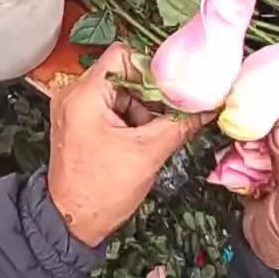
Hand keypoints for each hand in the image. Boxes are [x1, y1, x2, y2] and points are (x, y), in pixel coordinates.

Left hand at [48, 43, 204, 244]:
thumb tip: (207, 107)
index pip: (123, 55)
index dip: (153, 68)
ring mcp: (75, 109)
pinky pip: (111, 107)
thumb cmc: (100, 191)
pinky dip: (132, 117)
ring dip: (144, 108)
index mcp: (84, 95)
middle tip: (174, 111)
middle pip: (123, 73)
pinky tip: (146, 137)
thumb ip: (180, 124)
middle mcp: (73, 94)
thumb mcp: (148, 153)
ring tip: (158, 131)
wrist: (71, 222)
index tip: (175, 88)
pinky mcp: (80, 123)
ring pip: (120, 91)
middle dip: (152, 93)